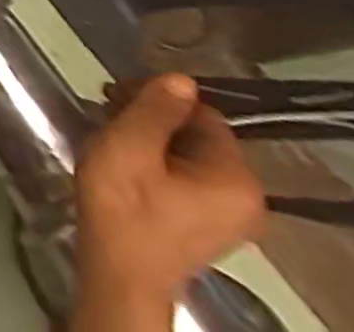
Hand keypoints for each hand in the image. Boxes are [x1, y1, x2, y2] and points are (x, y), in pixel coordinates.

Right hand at [76, 74, 265, 302]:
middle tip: (106, 113)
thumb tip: (180, 79)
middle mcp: (246, 198)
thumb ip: (154, 110)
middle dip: (150, 118)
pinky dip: (152, 163)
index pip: (203, 113)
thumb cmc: (122, 208)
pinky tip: (122, 164)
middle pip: (196, 134)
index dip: (157, 98)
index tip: (114, 95)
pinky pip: (183, 177)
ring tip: (108, 138)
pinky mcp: (205, 225)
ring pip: (186, 155)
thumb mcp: (129, 148)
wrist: (116, 275)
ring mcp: (228, 216)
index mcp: (237, 178)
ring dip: (147, 139)